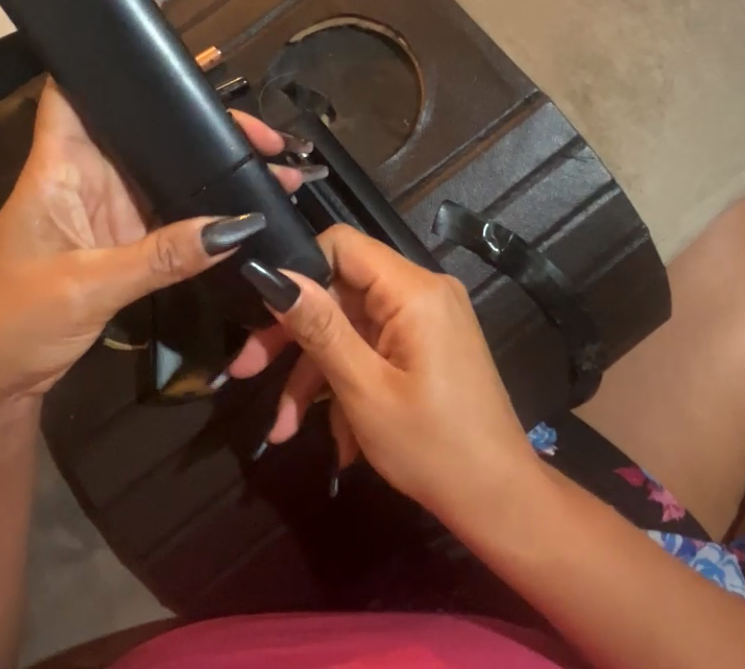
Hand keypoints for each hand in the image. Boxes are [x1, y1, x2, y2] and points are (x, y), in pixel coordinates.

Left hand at [0, 82, 313, 402]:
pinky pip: (173, 217)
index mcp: (59, 164)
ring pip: (167, 173)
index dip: (118, 64)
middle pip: (146, 131)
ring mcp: (110, 211)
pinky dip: (208, 211)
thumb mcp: (87, 285)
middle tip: (268, 135)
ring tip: (276, 166)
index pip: (78, 91)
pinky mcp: (125, 245)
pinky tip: (248, 206)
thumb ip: (164, 257)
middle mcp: (88, 176)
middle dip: (203, 124)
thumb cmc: (10, 319)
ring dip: (214, 168)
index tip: (178, 54)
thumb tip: (241, 227)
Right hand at [236, 225, 538, 520]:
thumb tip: (272, 275)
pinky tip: (334, 441)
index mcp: (415, 290)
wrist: (498, 499)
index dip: (297, 268)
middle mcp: (424, 293)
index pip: (342, 244)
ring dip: (315, 375)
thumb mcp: (364, 389)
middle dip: (293, 335)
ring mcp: (426, 322)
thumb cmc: (432, 446)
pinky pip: (373, 350)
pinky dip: (347, 385)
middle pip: (340, 291)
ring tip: (282, 431)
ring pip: (351, 328)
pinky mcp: (426, 348)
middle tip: (245, 371)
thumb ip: (319, 327)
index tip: (260, 310)